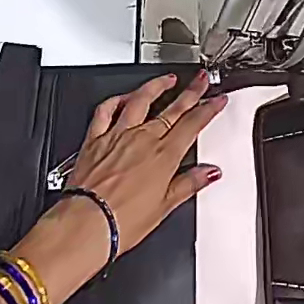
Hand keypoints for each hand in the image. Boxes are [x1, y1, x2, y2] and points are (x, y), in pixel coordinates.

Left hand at [10, 73, 227, 303]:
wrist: (86, 224)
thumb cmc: (121, 221)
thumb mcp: (165, 206)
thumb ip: (189, 183)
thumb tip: (210, 173)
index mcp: (163, 156)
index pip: (192, 124)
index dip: (208, 108)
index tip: (217, 99)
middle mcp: (142, 140)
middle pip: (172, 109)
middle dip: (191, 91)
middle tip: (201, 79)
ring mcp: (118, 136)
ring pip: (140, 100)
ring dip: (156, 86)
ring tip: (167, 79)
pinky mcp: (95, 139)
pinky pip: (105, 111)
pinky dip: (116, 100)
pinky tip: (122, 97)